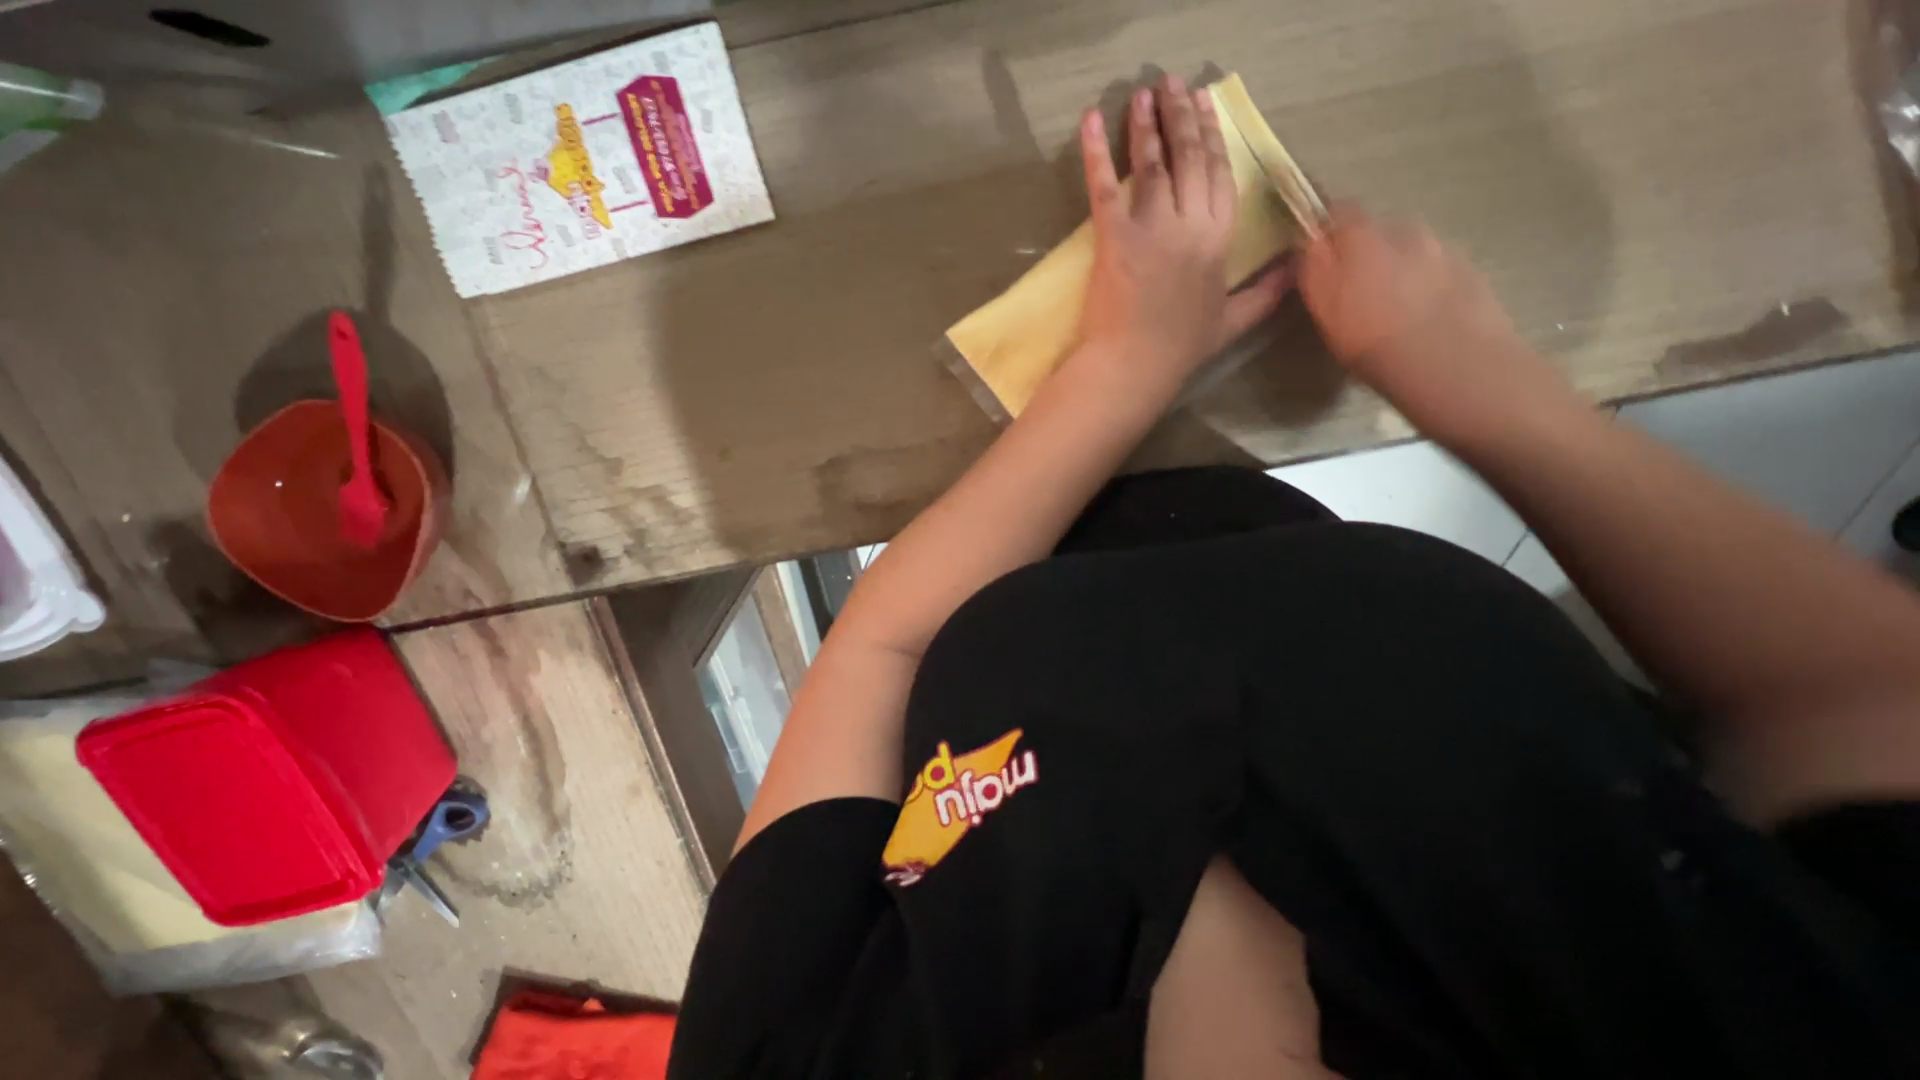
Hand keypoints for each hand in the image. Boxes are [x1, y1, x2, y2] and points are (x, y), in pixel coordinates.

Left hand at [1075, 75, 1292, 393]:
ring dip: (1147, 123)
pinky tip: (1092, 120)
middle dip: (1182, 116)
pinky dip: (1096, 151)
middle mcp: (1189, 225)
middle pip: (1189, 159)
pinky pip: (1104, 185)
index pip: (1220, 177)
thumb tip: (1295, 270)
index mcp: (1219, 241)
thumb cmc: (1180, 348)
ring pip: (1152, 164)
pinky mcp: (1114, 235)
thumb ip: (1265, 293)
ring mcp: (1151, 227)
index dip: (1214, 138)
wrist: (1134, 364)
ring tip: (1143, 93)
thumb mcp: (1232, 321)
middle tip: (1172, 84)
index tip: (1206, 108)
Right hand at [1299, 205, 1580, 442]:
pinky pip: (1440, 270)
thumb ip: (1315, 268)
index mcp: (1364, 235)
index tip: (1318, 250)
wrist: (1455, 366)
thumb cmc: (1375, 341)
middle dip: (1365, 249)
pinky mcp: (1473, 272)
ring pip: (1412, 249)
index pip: (1339, 209)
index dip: (1326, 226)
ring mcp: (1444, 249)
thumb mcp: (1326, 309)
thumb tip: (1309, 241)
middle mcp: (1407, 229)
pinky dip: (1428, 284)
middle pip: (1378, 229)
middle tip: (1354, 287)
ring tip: (1392, 307)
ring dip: (1400, 267)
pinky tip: (1424, 317)